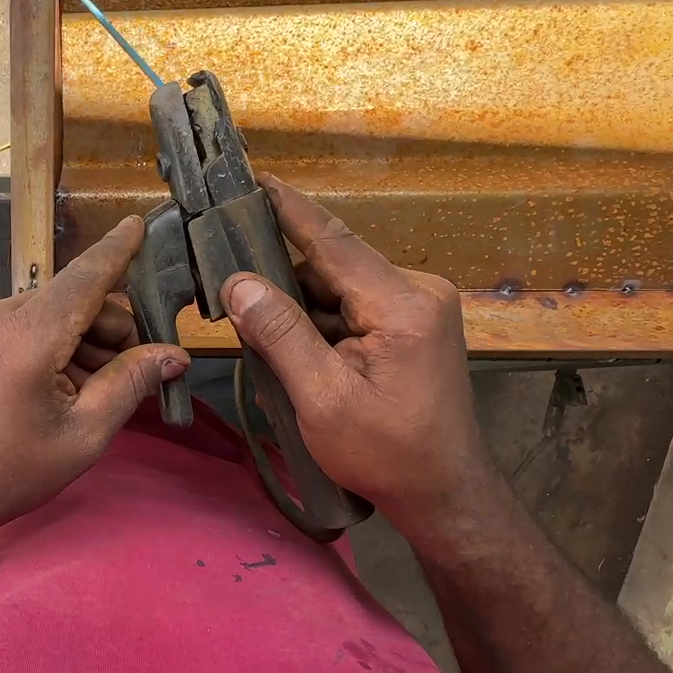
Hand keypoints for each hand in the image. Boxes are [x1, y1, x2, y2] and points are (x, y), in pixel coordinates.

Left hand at [0, 216, 189, 557]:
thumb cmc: (8, 472)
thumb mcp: (82, 435)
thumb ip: (129, 384)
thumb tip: (174, 355)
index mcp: (28, 336)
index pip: (85, 277)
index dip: (117, 250)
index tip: (141, 222)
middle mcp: (0, 314)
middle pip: (75, 298)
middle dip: (110, 327)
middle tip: (129, 375)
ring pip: (53, 311)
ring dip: (83, 339)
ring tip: (89, 392)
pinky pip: (28, 323)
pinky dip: (55, 343)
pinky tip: (60, 386)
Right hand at [218, 175, 499, 541]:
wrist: (443, 494)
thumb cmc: (386, 452)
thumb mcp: (323, 397)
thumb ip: (280, 334)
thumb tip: (237, 282)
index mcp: (401, 304)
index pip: (332, 242)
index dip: (288, 209)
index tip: (253, 179)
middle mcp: (414, 293)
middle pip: (328, 268)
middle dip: (279, 282)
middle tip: (229, 292)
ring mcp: (415, 309)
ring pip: (333, 291)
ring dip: (295, 312)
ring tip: (262, 342)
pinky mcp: (408, 327)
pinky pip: (347, 310)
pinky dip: (315, 327)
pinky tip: (293, 356)